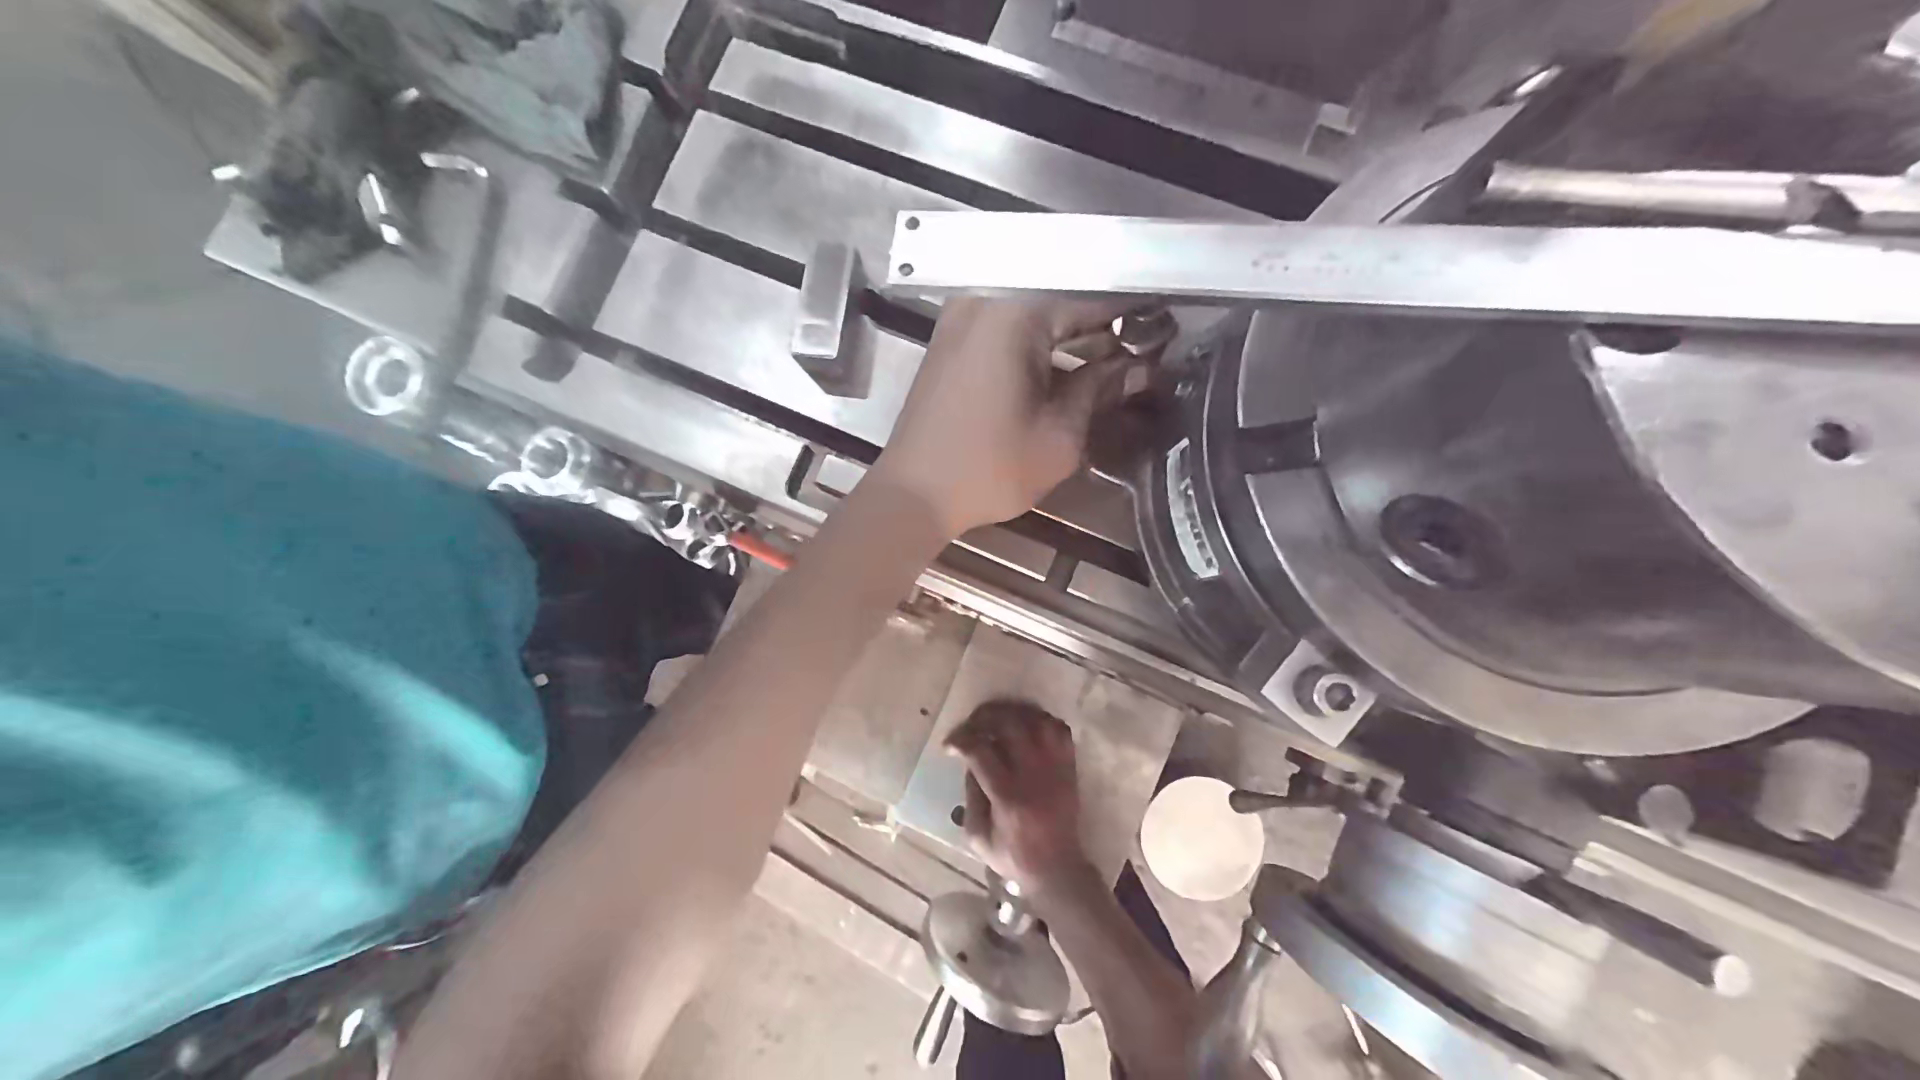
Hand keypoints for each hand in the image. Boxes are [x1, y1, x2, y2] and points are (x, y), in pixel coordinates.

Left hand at [871, 298, 1138, 537]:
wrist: (913, 494)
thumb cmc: (989, 469)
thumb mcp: (1060, 434)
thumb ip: (1102, 388)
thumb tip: (1140, 368)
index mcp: (1015, 312)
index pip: (1092, 297)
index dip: (1134, 315)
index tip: (1167, 327)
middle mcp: (986, 300)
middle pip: (1061, 300)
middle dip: (1105, 325)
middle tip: (1148, 346)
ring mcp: (963, 318)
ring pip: (1034, 315)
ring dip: (1073, 337)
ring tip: (1119, 359)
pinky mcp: (953, 341)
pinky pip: (1008, 330)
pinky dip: (1041, 345)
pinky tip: (1072, 366)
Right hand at [945, 699, 1094, 896]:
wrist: (1058, 869)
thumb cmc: (1014, 857)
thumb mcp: (978, 836)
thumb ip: (970, 795)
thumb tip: (969, 762)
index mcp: (1008, 796)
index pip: (980, 751)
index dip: (960, 741)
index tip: (949, 746)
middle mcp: (1034, 775)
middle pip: (1009, 725)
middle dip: (984, 717)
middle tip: (972, 724)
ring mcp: (1055, 767)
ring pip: (1036, 720)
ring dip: (1013, 713)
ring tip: (997, 719)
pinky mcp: (1069, 767)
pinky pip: (1059, 729)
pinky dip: (1040, 720)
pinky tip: (1026, 726)